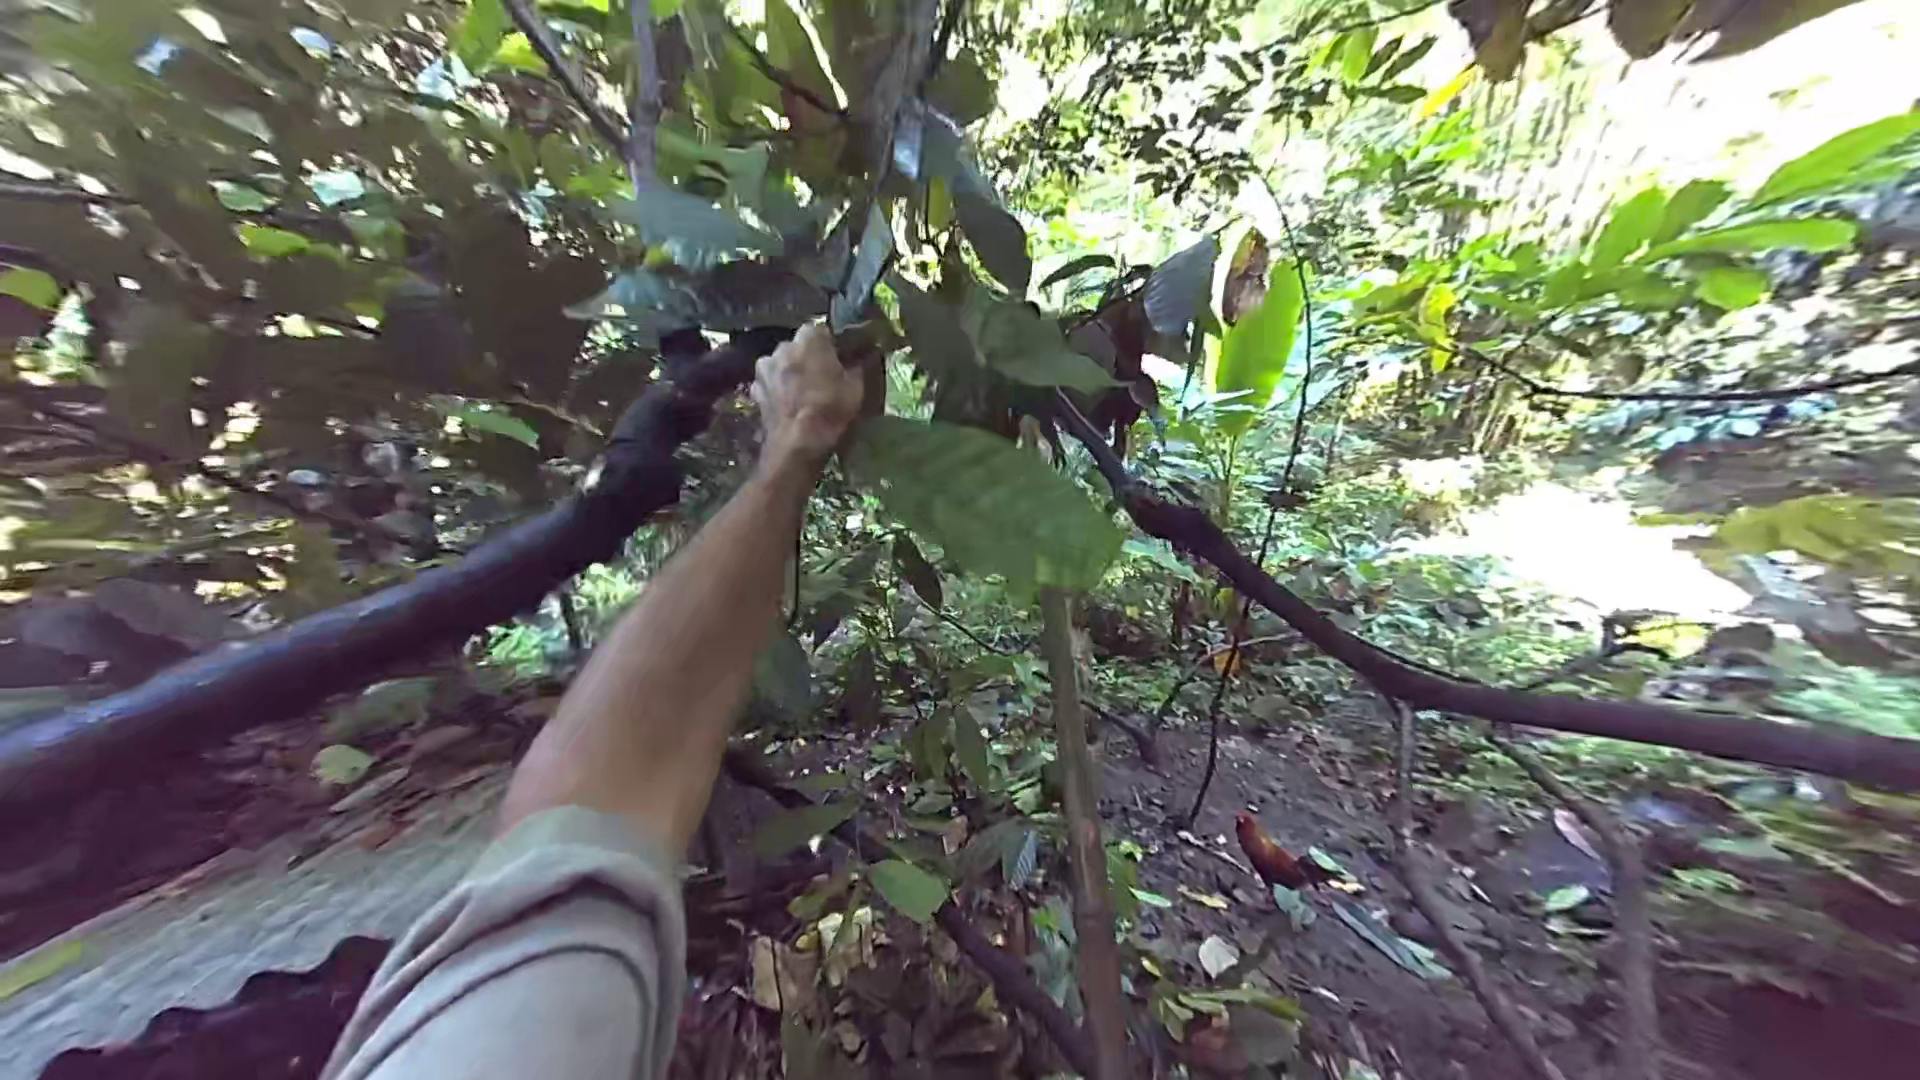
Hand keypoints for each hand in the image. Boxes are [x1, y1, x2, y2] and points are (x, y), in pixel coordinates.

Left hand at [752, 323, 863, 465]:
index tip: (839, 361)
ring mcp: (765, 367)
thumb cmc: (831, 409)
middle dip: (808, 358)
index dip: (831, 346)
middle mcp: (783, 345)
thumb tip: (859, 359)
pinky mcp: (755, 389)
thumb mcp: (856, 388)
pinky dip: (779, 390)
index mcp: (809, 337)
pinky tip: (789, 406)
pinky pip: (771, 383)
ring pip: (782, 364)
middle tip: (822, 378)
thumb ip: (856, 367)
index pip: (822, 331)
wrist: (797, 443)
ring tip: (803, 394)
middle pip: (799, 347)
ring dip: (791, 373)